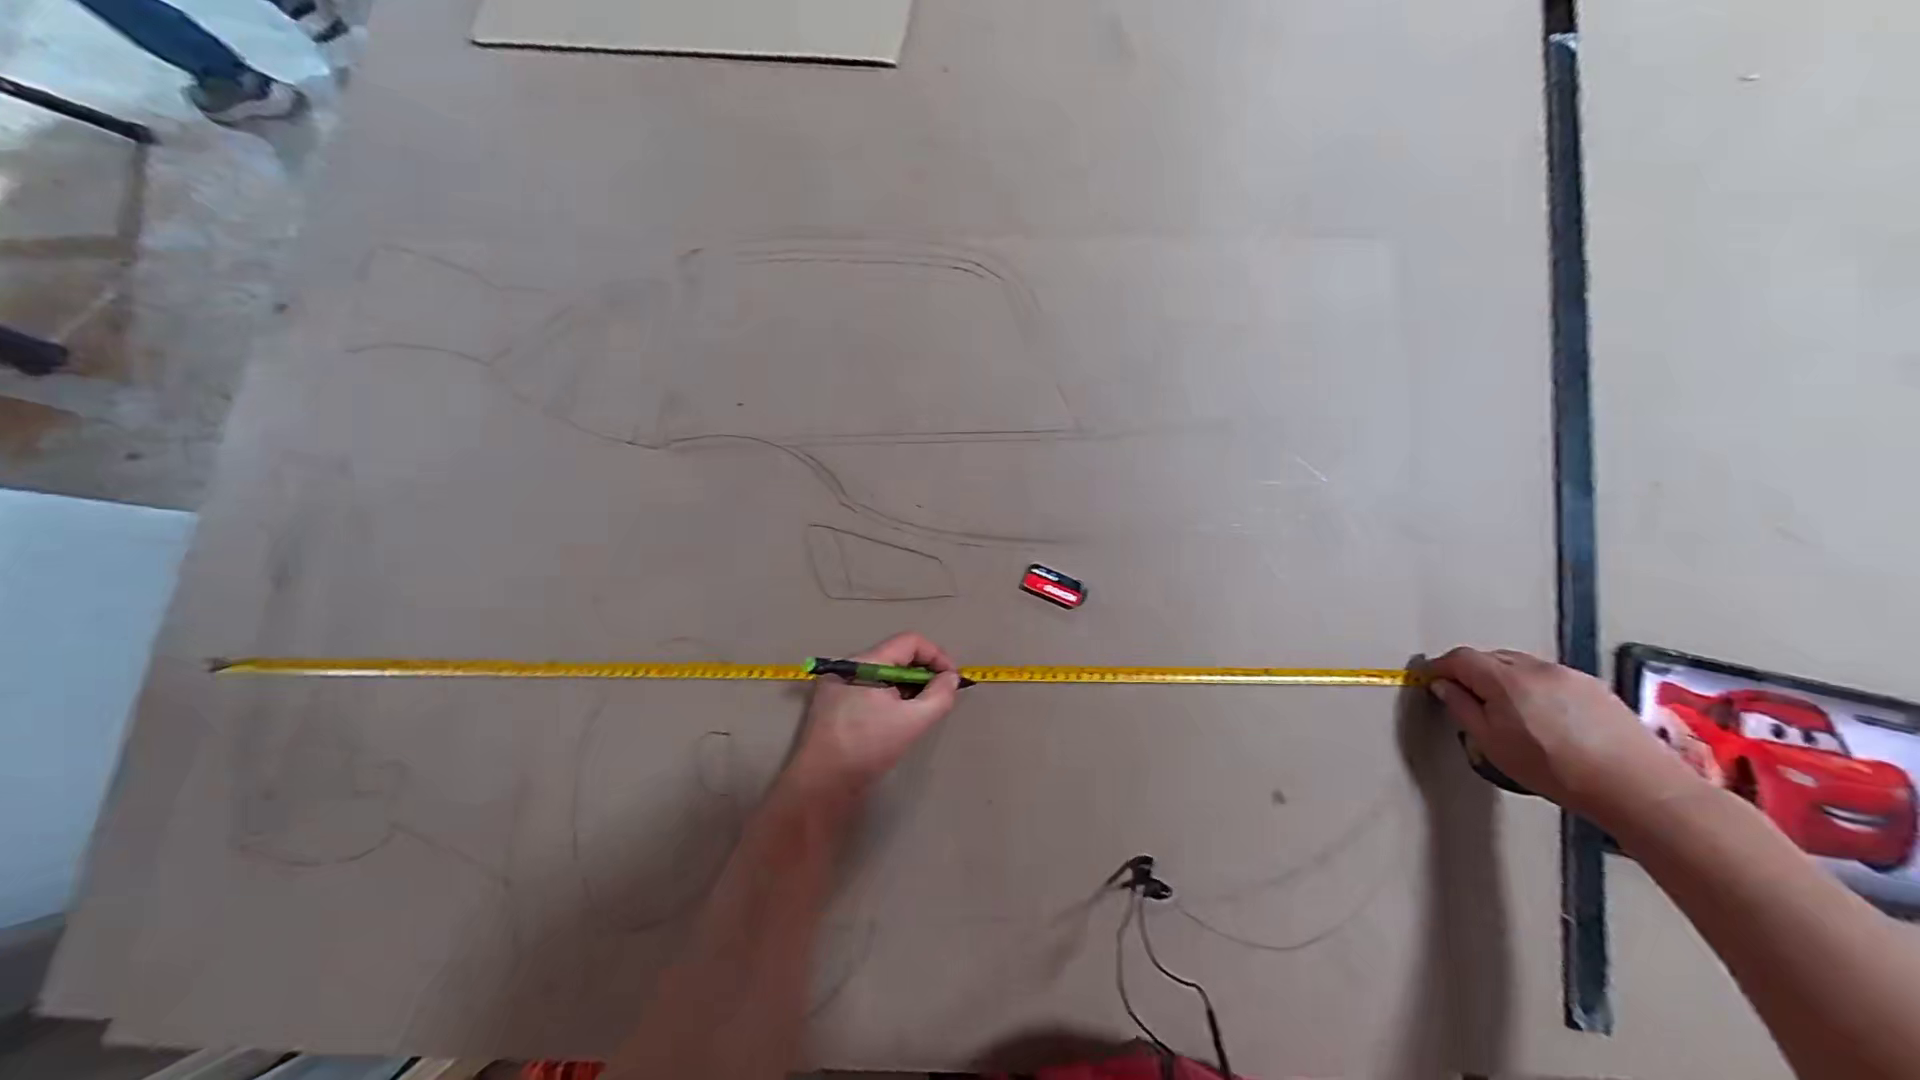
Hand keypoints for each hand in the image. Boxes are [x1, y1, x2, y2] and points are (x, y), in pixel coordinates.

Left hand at [784, 632, 963, 802]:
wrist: (819, 785)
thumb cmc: (866, 748)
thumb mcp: (912, 721)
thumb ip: (939, 696)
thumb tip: (950, 678)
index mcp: (865, 663)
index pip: (909, 642)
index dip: (936, 656)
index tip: (951, 681)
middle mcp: (849, 667)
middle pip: (896, 657)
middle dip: (923, 674)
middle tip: (939, 700)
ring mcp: (838, 687)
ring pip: (884, 676)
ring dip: (907, 689)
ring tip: (919, 714)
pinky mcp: (834, 707)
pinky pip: (870, 691)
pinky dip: (890, 700)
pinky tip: (896, 724)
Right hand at [1427, 647, 1703, 822]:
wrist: (1636, 787)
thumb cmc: (1556, 769)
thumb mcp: (1492, 744)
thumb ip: (1462, 708)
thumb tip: (1445, 687)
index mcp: (1506, 679)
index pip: (1460, 658)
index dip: (1440, 667)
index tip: (1431, 680)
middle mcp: (1537, 668)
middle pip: (1490, 657)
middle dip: (1472, 672)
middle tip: (1465, 698)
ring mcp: (1569, 675)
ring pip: (1520, 665)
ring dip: (1503, 679)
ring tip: (1505, 710)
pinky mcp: (1594, 687)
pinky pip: (1549, 676)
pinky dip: (1533, 687)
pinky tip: (1541, 716)